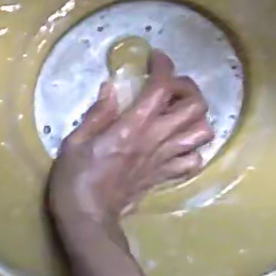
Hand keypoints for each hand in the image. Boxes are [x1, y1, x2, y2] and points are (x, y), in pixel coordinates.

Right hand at [48, 50, 212, 244]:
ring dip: (195, 117)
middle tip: (167, 88)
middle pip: (194, 106)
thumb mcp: (74, 142)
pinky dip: (193, 149)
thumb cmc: (74, 179)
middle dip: (186, 88)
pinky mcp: (164, 177)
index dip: (164, 66)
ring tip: (176, 114)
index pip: (161, 87)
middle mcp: (156, 140)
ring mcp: (164, 160)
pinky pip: (194, 160)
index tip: (155, 58)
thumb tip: (112, 87)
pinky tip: (177, 144)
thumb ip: (97, 114)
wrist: (87, 218)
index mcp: (132, 127)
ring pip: (202, 131)